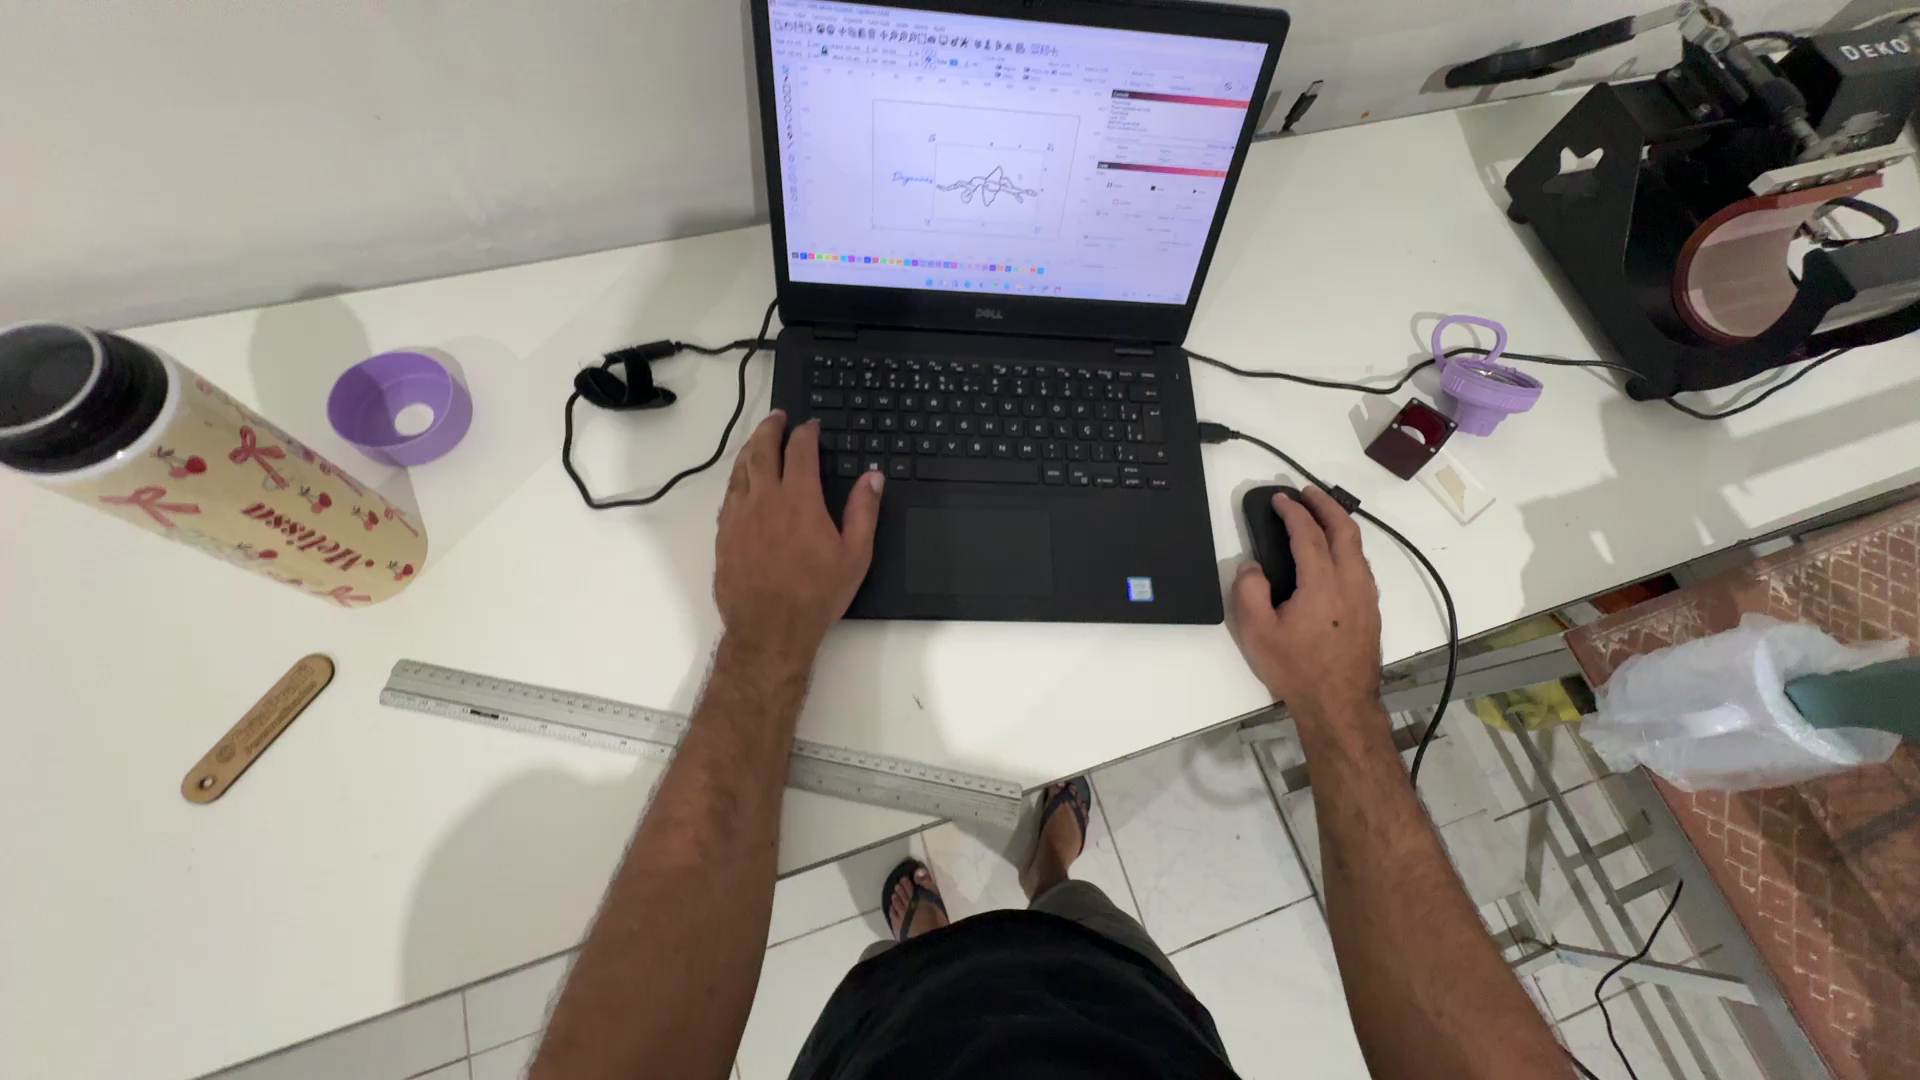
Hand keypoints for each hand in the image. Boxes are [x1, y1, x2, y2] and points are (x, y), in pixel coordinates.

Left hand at [714, 412, 882, 666]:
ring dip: (750, 448)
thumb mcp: (855, 555)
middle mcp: (765, 500)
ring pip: (740, 469)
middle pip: (762, 450)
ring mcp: (739, 516)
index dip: (806, 433)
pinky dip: (737, 478)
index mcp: (799, 500)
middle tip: (778, 417)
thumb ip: (864, 511)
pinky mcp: (724, 534)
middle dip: (771, 428)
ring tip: (758, 440)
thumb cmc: (817, 594)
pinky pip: (728, 495)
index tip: (811, 425)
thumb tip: (873, 478)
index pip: (800, 451)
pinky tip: (742, 481)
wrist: (770, 629)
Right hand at [1231, 487, 1382, 719]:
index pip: (1308, 535)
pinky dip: (1347, 547)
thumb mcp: (1257, 631)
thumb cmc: (1296, 668)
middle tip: (1307, 492)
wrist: (1339, 704)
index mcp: (1322, 583)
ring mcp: (1366, 597)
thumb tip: (1253, 567)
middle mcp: (1351, 583)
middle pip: (1345, 531)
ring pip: (1358, 548)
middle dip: (1326, 505)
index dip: (1293, 512)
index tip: (1279, 499)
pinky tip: (1334, 554)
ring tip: (1320, 517)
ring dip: (1339, 525)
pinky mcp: (1371, 611)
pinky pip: (1361, 566)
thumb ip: (1250, 591)